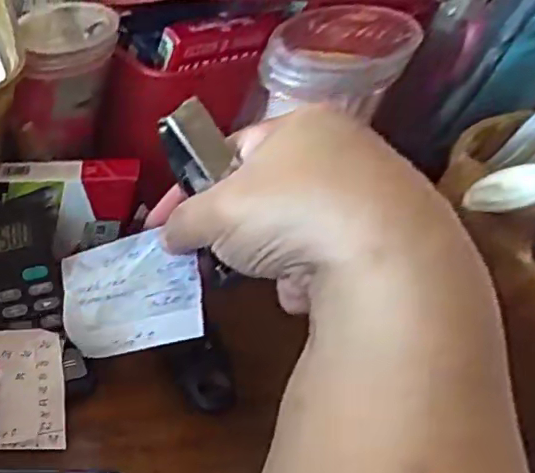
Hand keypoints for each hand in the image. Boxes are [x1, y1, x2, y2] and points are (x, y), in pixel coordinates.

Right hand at [148, 106, 466, 313]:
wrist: (375, 253)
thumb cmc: (288, 211)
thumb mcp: (215, 211)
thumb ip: (183, 220)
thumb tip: (168, 235)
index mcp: (296, 124)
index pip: (226, 151)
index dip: (188, 188)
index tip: (159, 224)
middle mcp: (334, 149)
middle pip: (257, 192)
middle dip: (227, 227)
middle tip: (201, 251)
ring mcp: (357, 195)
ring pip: (283, 229)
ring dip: (260, 255)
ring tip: (251, 271)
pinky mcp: (370, 240)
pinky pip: (311, 258)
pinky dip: (296, 275)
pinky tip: (296, 285)